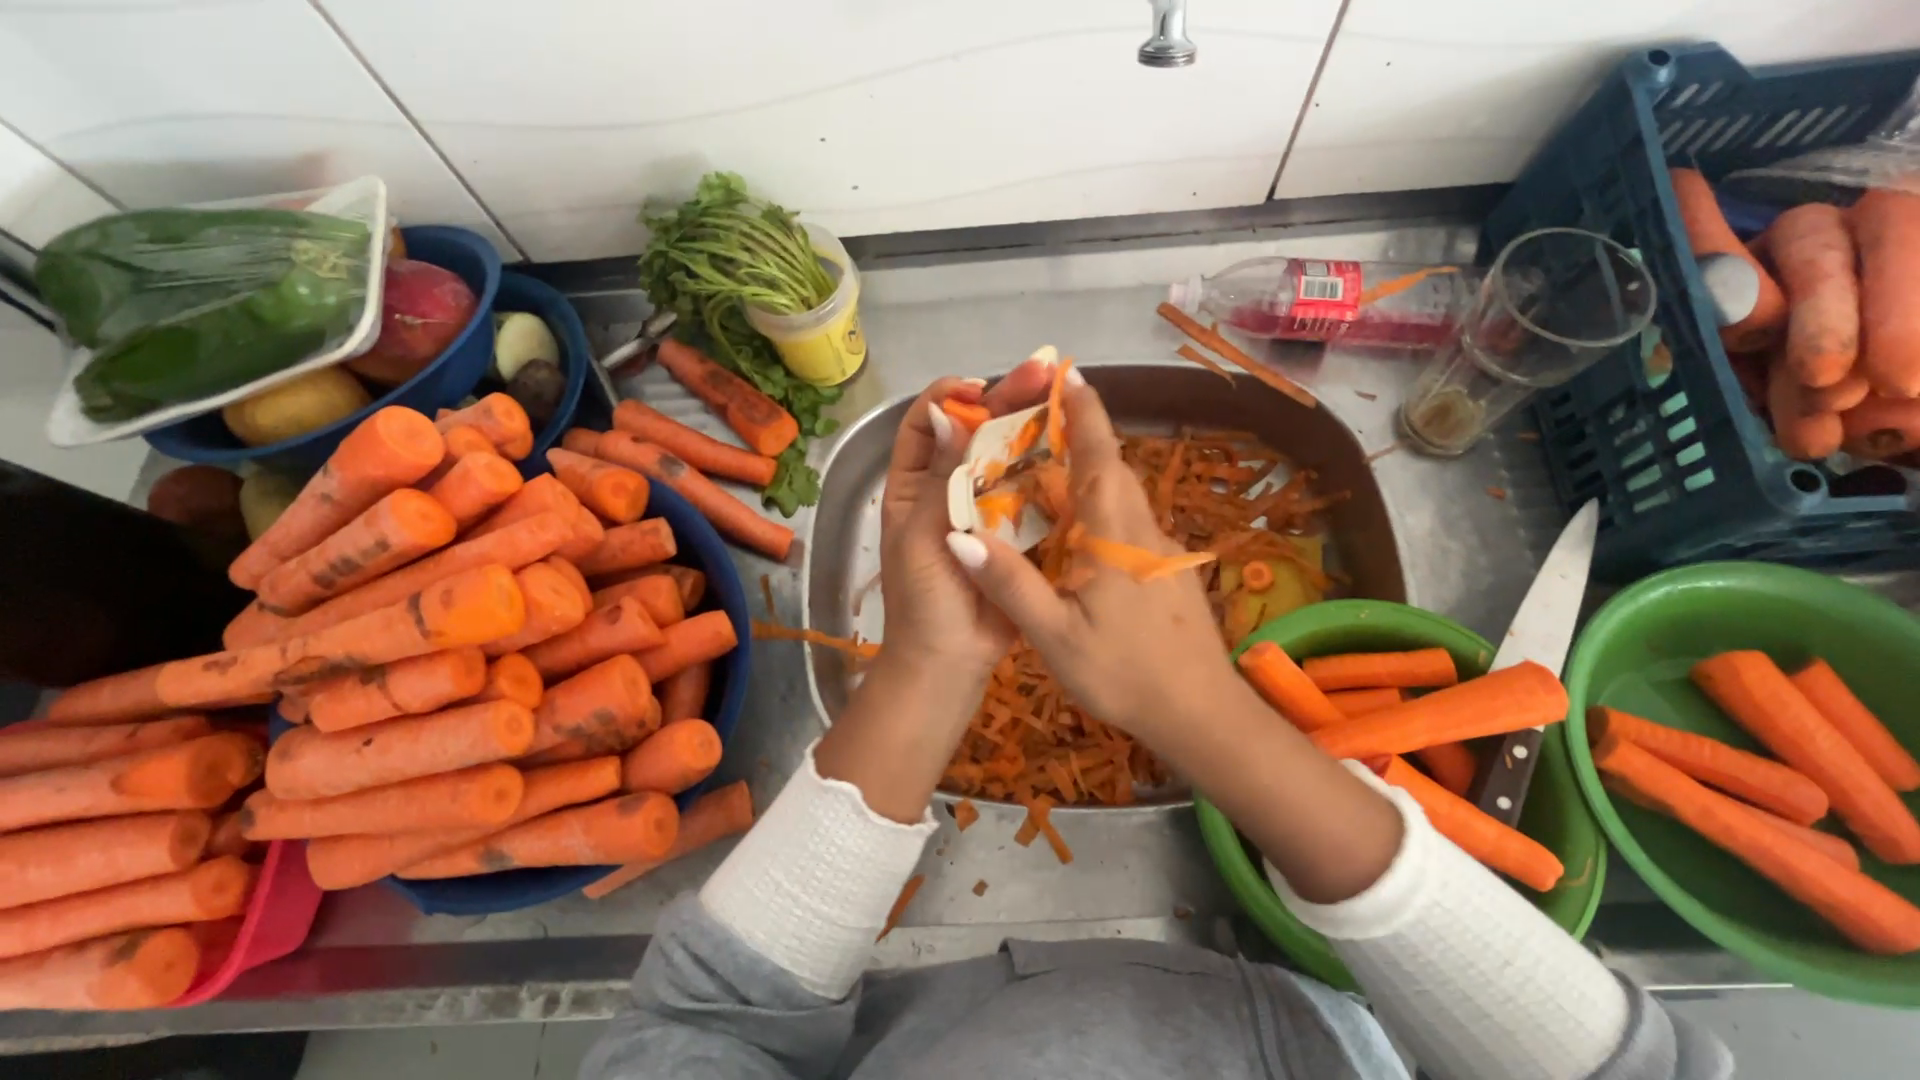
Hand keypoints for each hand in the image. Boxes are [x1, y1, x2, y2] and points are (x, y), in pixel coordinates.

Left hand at [875, 359, 1052, 677]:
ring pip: (1009, 458)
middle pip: (976, 433)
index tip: (981, 387)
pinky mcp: (1017, 533)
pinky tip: (1076, 447)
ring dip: (1034, 428)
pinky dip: (1052, 471)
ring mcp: (986, 509)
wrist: (950, 663)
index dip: (952, 398)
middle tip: (1043, 371)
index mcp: (913, 486)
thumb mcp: (923, 533)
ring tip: (1065, 397)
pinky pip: (1034, 495)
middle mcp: (949, 488)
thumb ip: (940, 475)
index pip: (927, 423)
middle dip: (1005, 400)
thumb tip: (947, 411)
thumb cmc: (924, 600)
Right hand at [949, 373, 1403, 899]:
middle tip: (1033, 418)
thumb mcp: (1055, 636)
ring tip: (1041, 468)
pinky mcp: (1164, 570)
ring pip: (1118, 496)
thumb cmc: (1126, 673)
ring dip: (1085, 473)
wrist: (1200, 712)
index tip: (1065, 372)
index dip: (1082, 410)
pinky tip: (1071, 531)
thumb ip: (1010, 584)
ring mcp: (1158, 549)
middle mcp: (1142, 527)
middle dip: (1078, 434)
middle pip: (1109, 467)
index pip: (1098, 454)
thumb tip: (959, 536)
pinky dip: (1094, 508)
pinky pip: (1125, 523)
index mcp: (1115, 532)